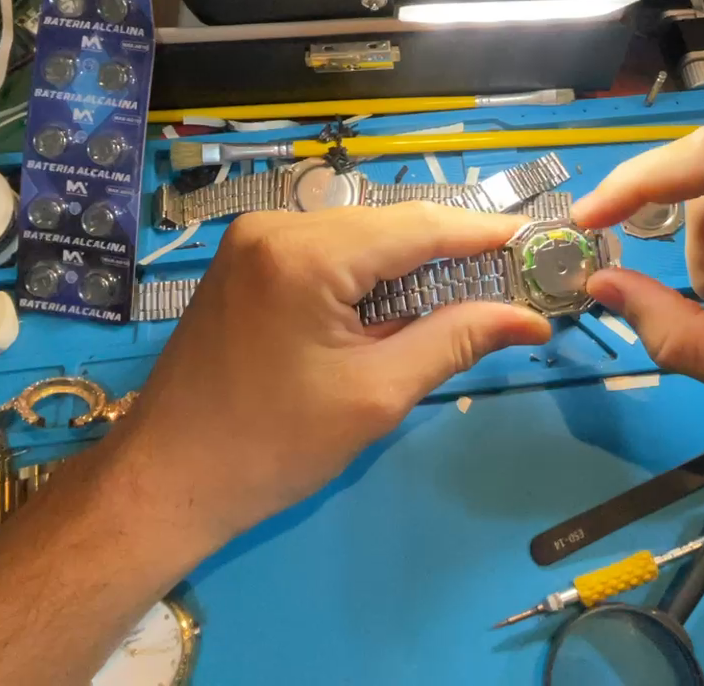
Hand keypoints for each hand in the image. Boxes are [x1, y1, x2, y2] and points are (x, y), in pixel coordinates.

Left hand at [116, 203, 549, 546]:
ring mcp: (256, 236)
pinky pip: (329, 247)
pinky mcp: (249, 256)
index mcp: (306, 254)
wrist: (166, 479)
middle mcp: (277, 225)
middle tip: (511, 273)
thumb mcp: (375, 395)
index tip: (537, 240)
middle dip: (452, 249)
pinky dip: (372, 268)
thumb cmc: (272, 446)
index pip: (417, 227)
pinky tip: (403, 295)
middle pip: (389, 224)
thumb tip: (529, 318)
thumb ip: (455, 340)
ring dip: (413, 259)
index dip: (484, 233)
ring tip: (469, 287)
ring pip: (360, 232)